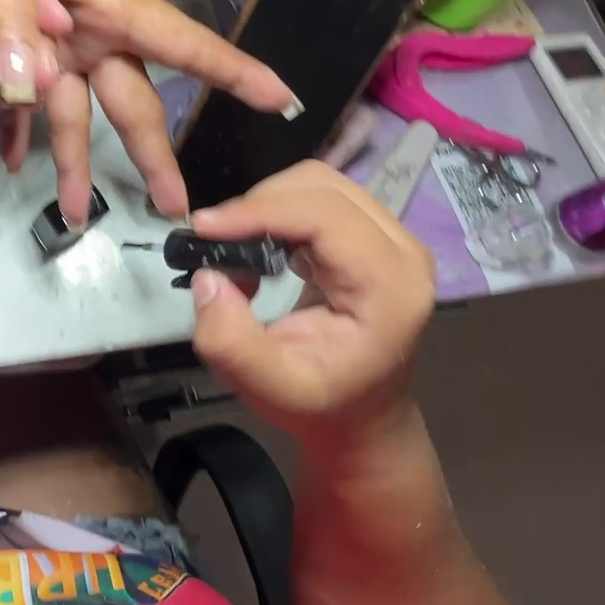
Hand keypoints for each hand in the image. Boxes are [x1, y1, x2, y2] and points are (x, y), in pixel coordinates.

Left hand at [0, 0, 298, 224]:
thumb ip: (13, 14)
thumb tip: (26, 85)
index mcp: (111, 3)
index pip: (184, 43)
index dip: (232, 73)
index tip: (281, 100)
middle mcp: (97, 29)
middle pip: (133, 101)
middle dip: (153, 155)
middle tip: (173, 206)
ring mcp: (65, 38)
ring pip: (79, 111)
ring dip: (75, 161)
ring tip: (71, 213)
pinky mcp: (31, 39)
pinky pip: (29, 96)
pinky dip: (21, 128)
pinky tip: (13, 163)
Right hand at [188, 162, 434, 442]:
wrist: (360, 420)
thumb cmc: (320, 406)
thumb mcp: (269, 388)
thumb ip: (231, 341)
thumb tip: (208, 278)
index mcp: (389, 286)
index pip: (324, 215)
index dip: (260, 211)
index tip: (202, 227)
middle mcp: (401, 252)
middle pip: (323, 188)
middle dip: (258, 204)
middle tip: (213, 240)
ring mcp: (391, 240)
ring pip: (320, 184)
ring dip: (266, 205)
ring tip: (234, 244)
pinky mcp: (371, 238)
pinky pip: (320, 200)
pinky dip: (277, 211)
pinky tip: (257, 246)